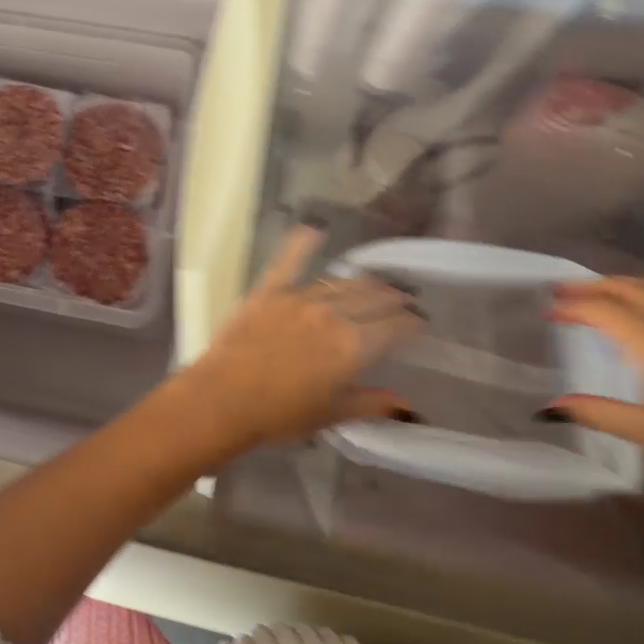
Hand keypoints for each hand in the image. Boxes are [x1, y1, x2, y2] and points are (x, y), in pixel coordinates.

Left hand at [176, 226, 424, 449]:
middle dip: (392, 298)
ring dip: (362, 282)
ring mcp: (299, 297)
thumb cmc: (280, 414)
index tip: (419, 321)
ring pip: (340, 282)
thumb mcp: (332, 414)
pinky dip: (302, 243)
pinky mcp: (268, 290)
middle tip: (403, 298)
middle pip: (371, 299)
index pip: (393, 327)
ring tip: (375, 282)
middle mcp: (332, 314)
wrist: (223, 398)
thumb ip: (372, 402)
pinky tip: (314, 228)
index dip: (410, 323)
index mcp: (352, 346)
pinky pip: (289, 261)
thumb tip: (407, 404)